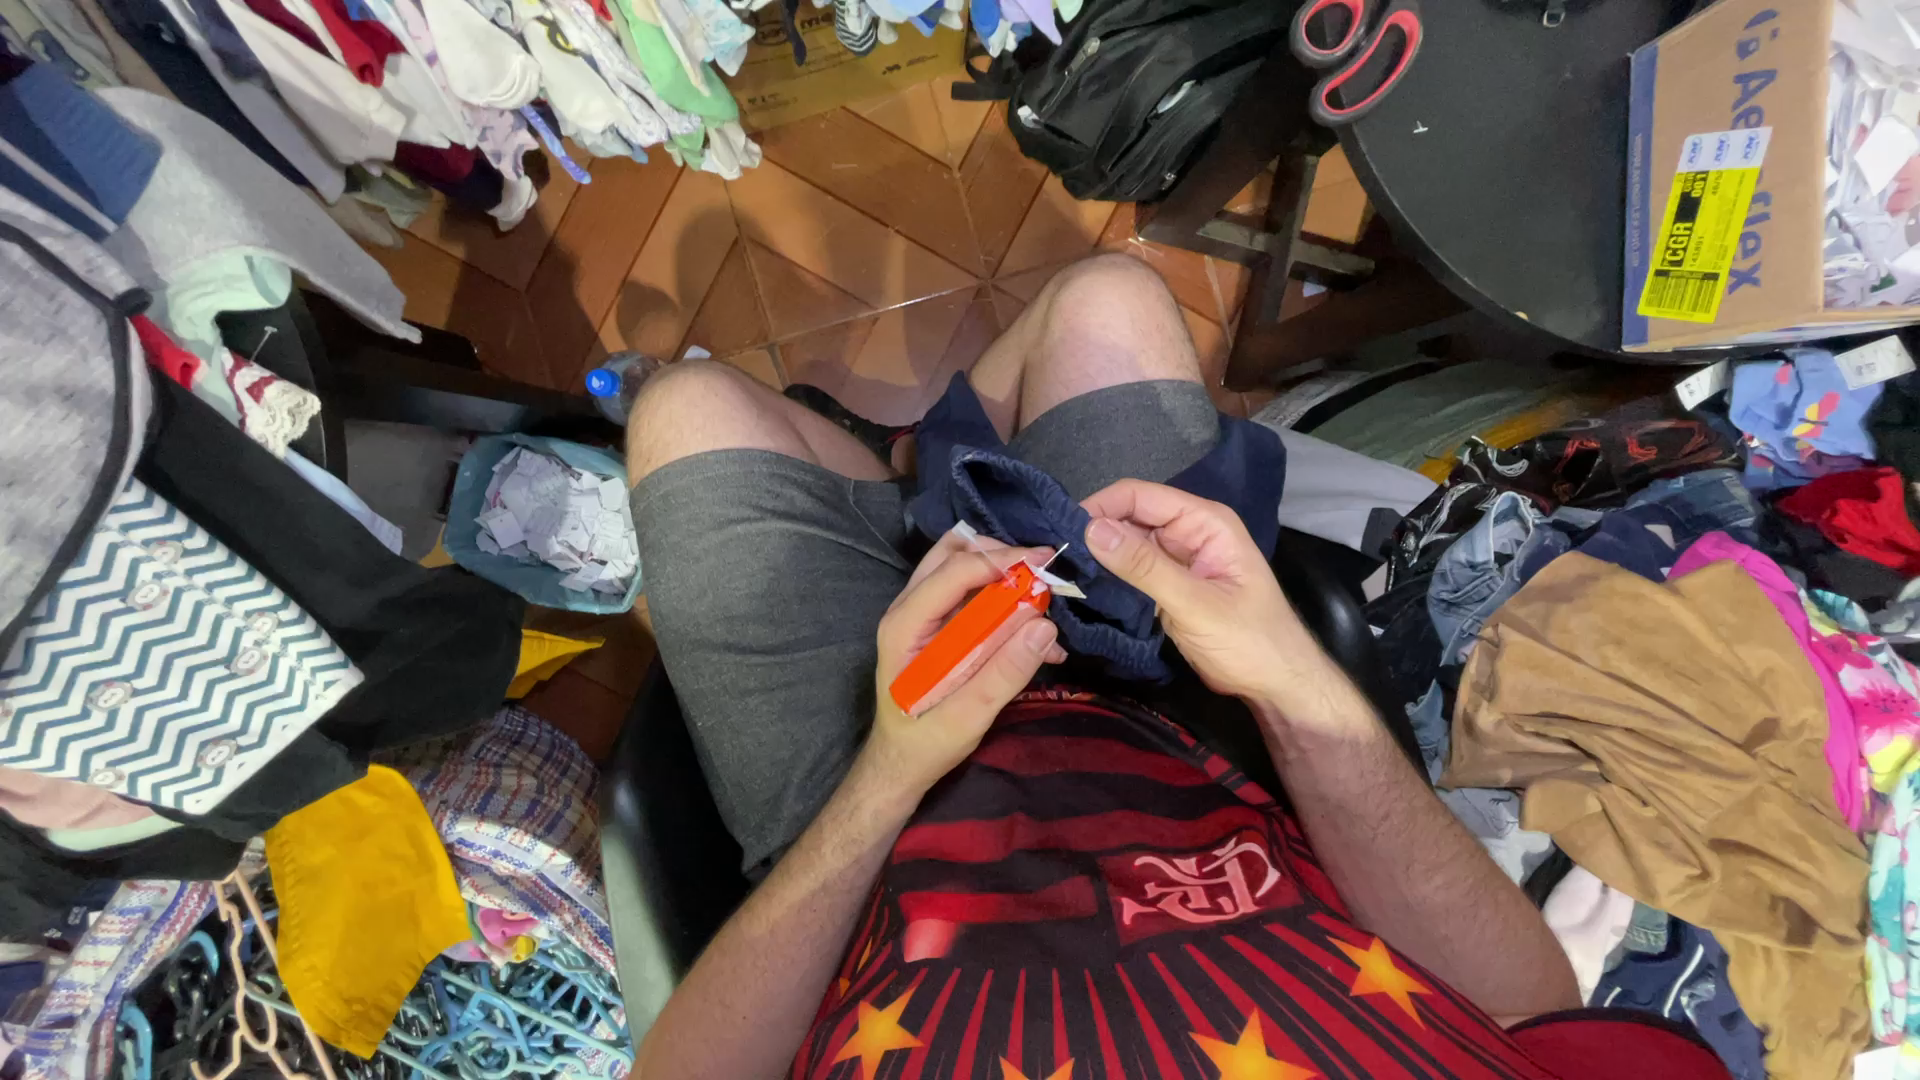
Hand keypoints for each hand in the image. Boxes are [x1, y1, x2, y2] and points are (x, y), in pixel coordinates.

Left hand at [866, 528, 1063, 795]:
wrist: (902, 761)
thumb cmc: (925, 743)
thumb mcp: (967, 717)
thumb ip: (1004, 673)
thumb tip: (1045, 626)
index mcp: (904, 626)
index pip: (953, 571)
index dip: (999, 560)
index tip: (1044, 563)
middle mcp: (907, 608)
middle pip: (952, 553)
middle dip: (1000, 554)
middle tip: (1042, 573)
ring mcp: (920, 612)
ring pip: (960, 563)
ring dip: (1001, 569)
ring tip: (1039, 593)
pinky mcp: (936, 622)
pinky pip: (968, 589)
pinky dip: (1001, 593)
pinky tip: (1032, 625)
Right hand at [1081, 480, 1353, 727]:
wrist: (1275, 685)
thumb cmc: (1249, 641)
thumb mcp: (1195, 603)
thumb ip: (1144, 566)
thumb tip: (1091, 529)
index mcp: (1204, 521)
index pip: (1139, 496)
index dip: (1100, 507)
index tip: (1062, 532)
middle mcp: (1187, 531)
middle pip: (1128, 516)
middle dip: (1092, 531)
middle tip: (1054, 555)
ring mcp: (1175, 558)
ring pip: (1124, 543)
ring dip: (1096, 554)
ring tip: (1060, 570)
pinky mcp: (1164, 584)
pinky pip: (1128, 569)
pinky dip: (1106, 575)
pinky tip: (1082, 585)